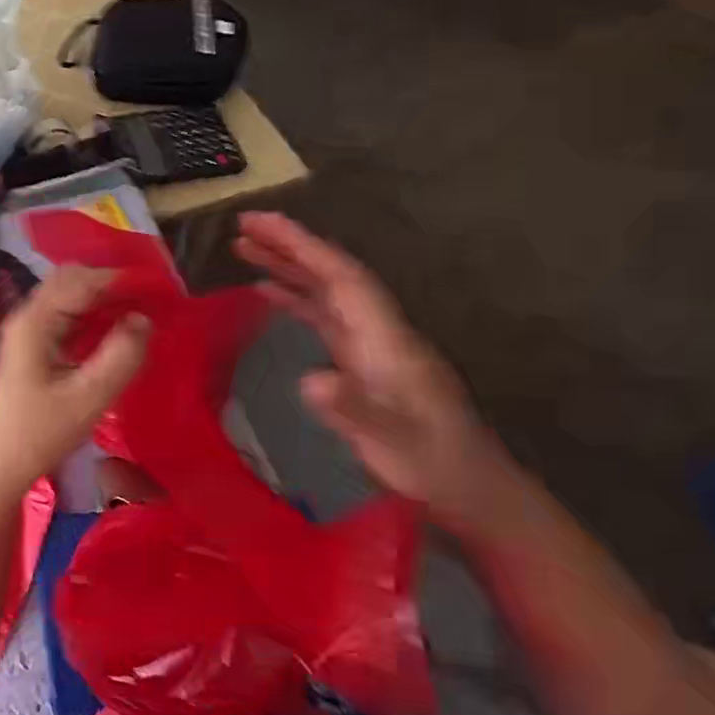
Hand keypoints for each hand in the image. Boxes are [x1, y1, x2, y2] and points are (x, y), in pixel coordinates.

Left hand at [0, 267, 150, 498]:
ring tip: (143, 312)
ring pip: (70, 297)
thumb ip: (120, 356)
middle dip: (113, 285)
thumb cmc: (39, 433)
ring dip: (104, 300)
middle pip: (73, 281)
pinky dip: (93, 316)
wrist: (0, 464)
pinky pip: (67, 316)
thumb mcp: (88, 398)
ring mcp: (28, 330)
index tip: (160, 287)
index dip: (121, 279)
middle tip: (153, 299)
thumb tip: (145, 319)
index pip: (82, 281)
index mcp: (35, 321)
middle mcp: (28, 316)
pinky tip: (118, 331)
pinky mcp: (34, 346)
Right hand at [235, 212, 514, 526]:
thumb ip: (351, 410)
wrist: (472, 491)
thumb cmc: (432, 467)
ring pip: (326, 292)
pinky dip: (295, 297)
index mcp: (386, 339)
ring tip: (245, 249)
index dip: (302, 246)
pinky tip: (269, 293)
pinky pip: (324, 316)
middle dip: (290, 246)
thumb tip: (307, 379)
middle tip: (242, 225)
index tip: (261, 222)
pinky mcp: (363, 361)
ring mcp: (372, 345)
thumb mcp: (390, 443)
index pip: (342, 278)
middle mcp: (379, 331)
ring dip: (288, 267)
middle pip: (332, 275)